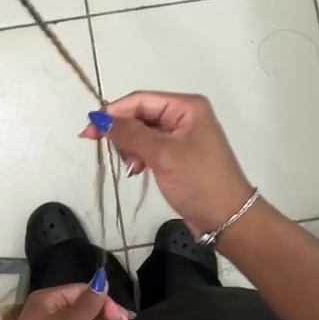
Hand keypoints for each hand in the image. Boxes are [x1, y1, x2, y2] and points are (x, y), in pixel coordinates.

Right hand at [81, 91, 254, 234]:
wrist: (229, 219)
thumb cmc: (199, 181)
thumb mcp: (163, 155)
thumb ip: (130, 133)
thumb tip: (99, 118)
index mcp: (187, 107)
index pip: (141, 100)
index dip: (114, 112)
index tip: (89, 130)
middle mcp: (185, 115)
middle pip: (140, 114)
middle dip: (122, 131)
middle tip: (102, 148)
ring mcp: (182, 136)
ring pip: (142, 132)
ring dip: (130, 146)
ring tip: (130, 165)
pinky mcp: (178, 155)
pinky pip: (150, 147)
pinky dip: (139, 156)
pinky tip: (135, 169)